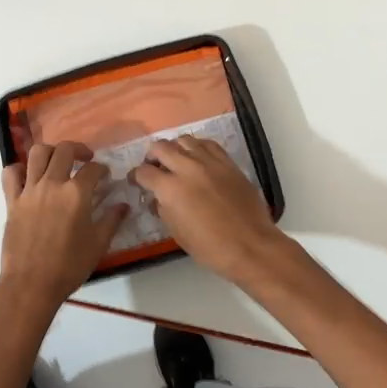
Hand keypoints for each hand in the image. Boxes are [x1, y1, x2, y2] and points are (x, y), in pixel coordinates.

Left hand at [0, 142, 126, 310]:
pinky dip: (19, 169)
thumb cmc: (69, 267)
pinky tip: (28, 176)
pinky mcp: (12, 200)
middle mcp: (53, 184)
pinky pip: (11, 173)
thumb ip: (111, 220)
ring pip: (37, 153)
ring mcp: (29, 190)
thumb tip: (123, 204)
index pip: (93, 169)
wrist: (31, 284)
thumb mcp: (98, 245)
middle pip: (65, 150)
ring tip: (57, 161)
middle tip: (85, 159)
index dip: (102, 169)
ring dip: (50, 152)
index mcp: (77, 194)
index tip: (105, 175)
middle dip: (79, 150)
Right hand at [133, 136, 284, 281]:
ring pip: (184, 140)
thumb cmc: (211, 247)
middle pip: (160, 147)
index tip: (136, 181)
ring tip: (176, 161)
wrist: (251, 245)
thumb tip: (157, 198)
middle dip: (151, 157)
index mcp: (171, 189)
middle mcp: (187, 168)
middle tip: (153, 168)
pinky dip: (197, 147)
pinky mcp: (228, 162)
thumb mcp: (177, 233)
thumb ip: (163, 209)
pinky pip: (207, 144)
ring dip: (174, 148)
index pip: (144, 172)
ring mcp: (209, 162)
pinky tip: (197, 158)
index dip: (135, 176)